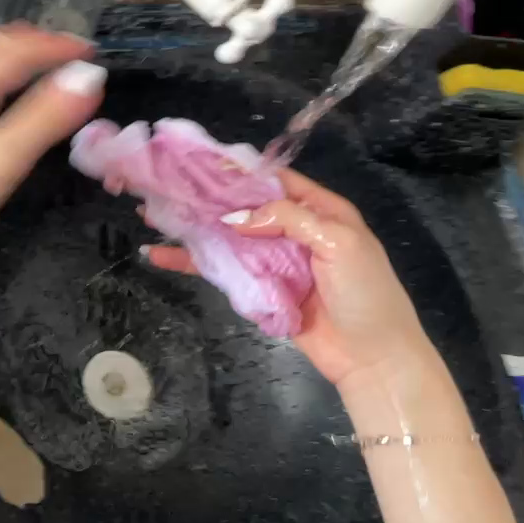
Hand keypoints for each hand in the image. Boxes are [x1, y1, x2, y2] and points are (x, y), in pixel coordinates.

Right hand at [142, 167, 433, 387]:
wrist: (373, 358)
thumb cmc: (366, 294)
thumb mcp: (339, 242)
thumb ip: (288, 218)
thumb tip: (235, 215)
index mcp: (318, 211)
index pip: (272, 181)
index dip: (237, 172)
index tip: (199, 164)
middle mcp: (290, 229)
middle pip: (240, 206)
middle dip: (202, 197)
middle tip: (163, 187)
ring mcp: (269, 259)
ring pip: (222, 235)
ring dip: (188, 226)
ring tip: (151, 215)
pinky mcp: (254, 286)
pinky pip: (218, 268)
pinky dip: (189, 261)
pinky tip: (158, 254)